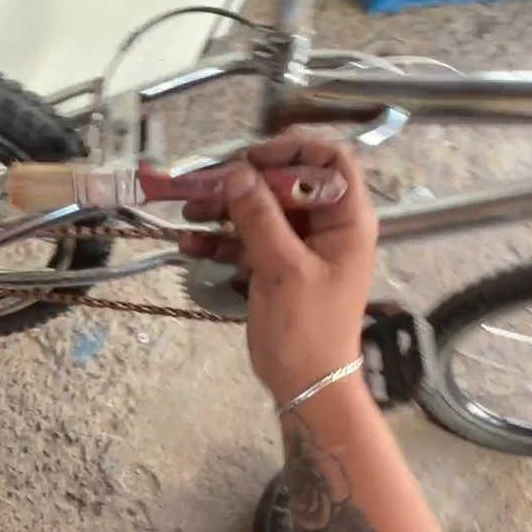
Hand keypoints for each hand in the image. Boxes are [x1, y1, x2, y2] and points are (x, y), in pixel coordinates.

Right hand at [179, 132, 376, 404]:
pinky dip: (217, 242)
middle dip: (241, 183)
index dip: (292, 149)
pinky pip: (243, 242)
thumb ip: (259, 219)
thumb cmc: (309, 328)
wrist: (305, 382)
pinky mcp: (272, 266)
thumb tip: (236, 173)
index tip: (251, 158)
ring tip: (187, 213)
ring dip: (221, 211)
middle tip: (203, 186)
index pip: (328, 161)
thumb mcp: (285, 269)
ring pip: (257, 212)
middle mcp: (322, 226)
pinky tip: (189, 246)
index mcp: (345, 220)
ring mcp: (295, 246)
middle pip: (282, 184)